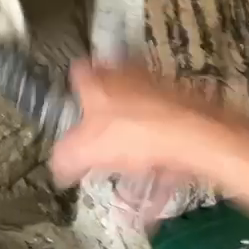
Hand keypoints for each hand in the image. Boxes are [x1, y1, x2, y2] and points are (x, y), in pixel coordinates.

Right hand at [49, 61, 248, 186]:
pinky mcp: (185, 104)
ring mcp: (156, 87)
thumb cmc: (131, 134)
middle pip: (110, 86)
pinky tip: (163, 175)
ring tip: (137, 161)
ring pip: (141, 106)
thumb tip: (56, 169)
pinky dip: (163, 147)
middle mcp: (123, 74)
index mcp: (94, 79)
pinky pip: (166, 125)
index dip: (76, 88)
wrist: (192, 136)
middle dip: (108, 107)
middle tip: (105, 133)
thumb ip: (65, 157)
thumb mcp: (86, 151)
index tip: (78, 105)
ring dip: (138, 129)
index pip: (77, 72)